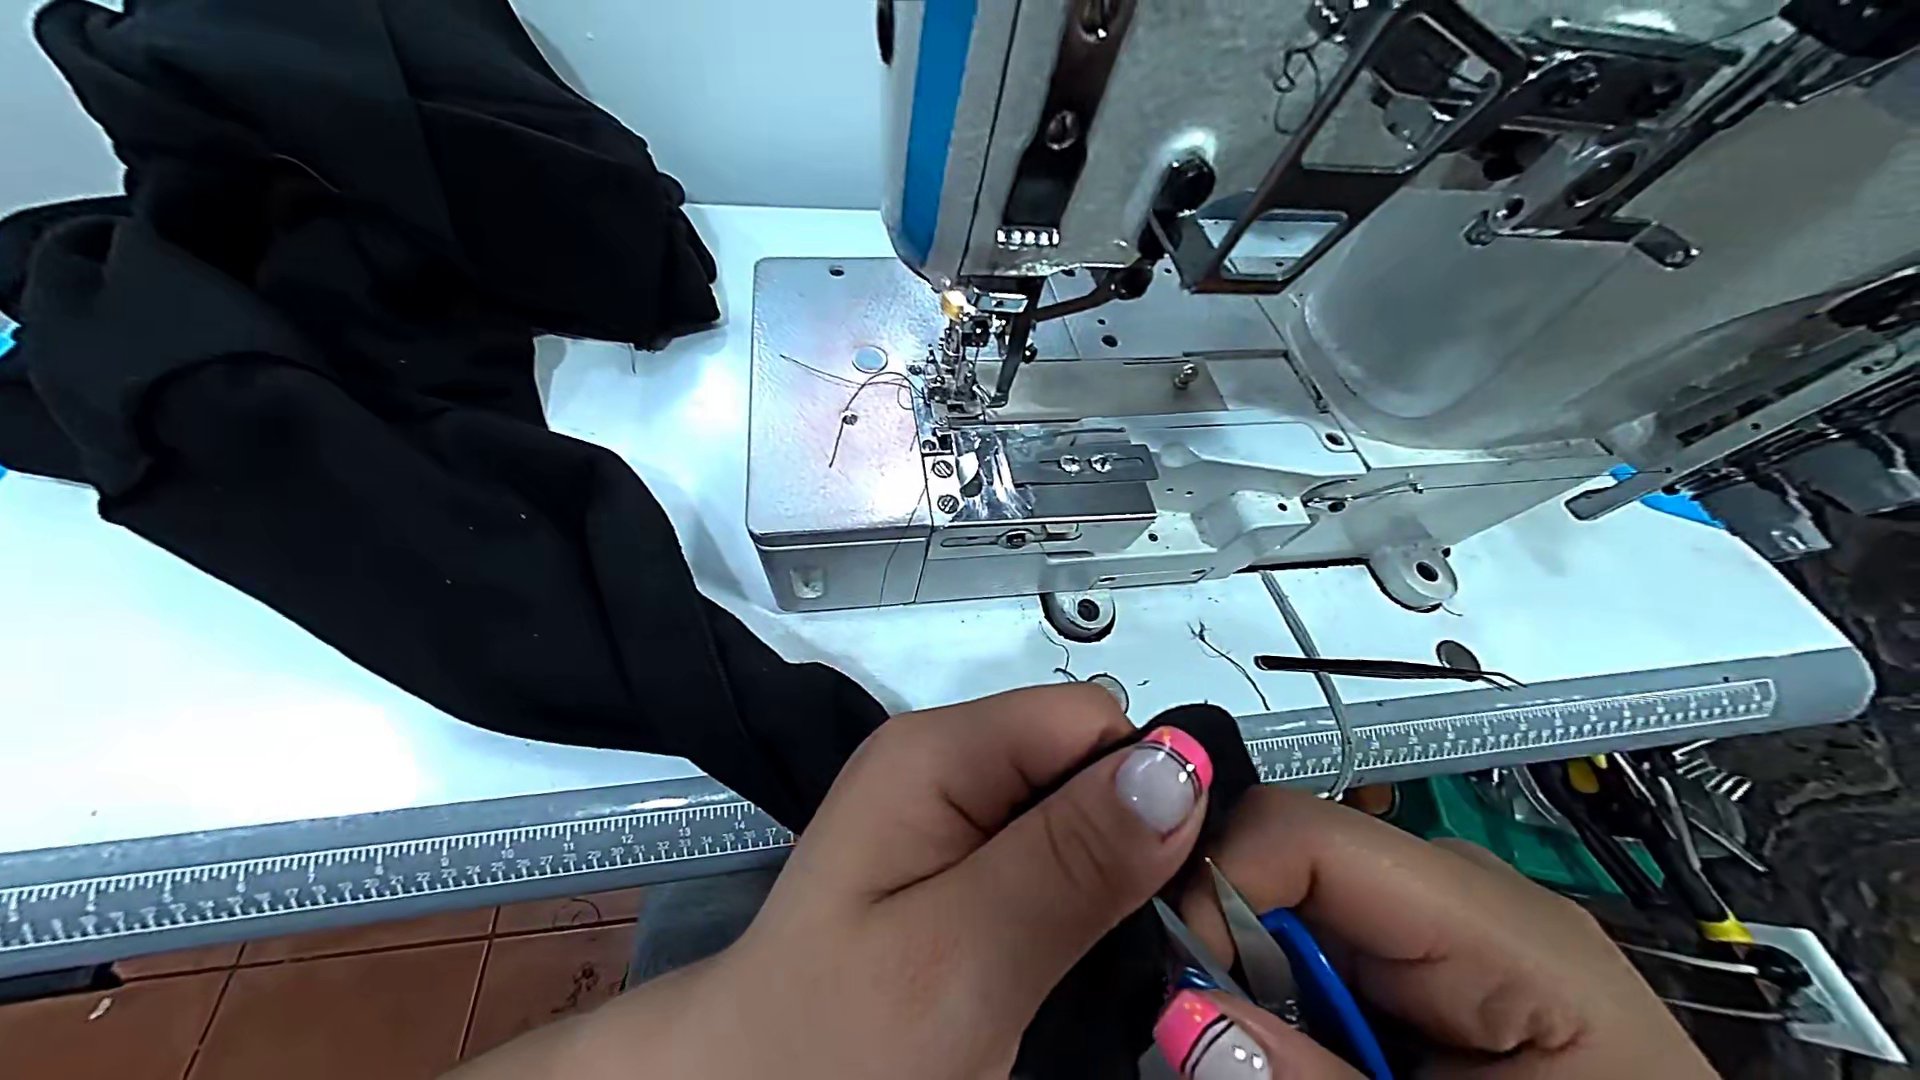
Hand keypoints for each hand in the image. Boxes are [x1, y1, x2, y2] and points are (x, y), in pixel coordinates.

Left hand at [450, 683, 1212, 1079]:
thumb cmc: (837, 1039)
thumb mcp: (960, 958)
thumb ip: (1068, 859)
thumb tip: (1182, 764)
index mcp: (937, 748)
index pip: (1087, 717)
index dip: (1144, 790)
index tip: (1171, 894)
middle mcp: (945, 755)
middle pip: (1085, 756)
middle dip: (1130, 836)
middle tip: (1135, 943)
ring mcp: (951, 803)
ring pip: (1076, 806)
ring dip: (1109, 874)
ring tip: (1103, 957)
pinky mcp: (959, 852)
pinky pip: (1051, 847)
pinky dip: (1080, 894)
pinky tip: (1070, 951)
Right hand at [1161, 787, 1716, 1078]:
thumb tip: (1180, 1016)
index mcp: (1499, 926)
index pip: (1302, 831)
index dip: (1218, 882)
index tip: (1183, 980)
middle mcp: (1459, 892)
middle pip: (1282, 855)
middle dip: (1227, 934)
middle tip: (1216, 1031)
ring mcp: (1437, 916)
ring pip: (1284, 895)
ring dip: (1248, 967)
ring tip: (1264, 1047)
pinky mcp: (1420, 949)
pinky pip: (1313, 933)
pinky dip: (1278, 982)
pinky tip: (1299, 1039)